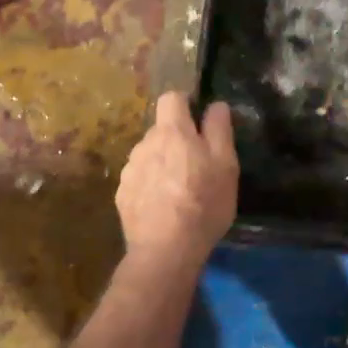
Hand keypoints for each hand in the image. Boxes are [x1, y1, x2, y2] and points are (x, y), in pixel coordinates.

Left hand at [116, 92, 237, 267]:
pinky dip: (151, 185)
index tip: (199, 121)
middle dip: (177, 140)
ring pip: (149, 155)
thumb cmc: (204, 203)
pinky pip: (139, 179)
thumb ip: (219, 130)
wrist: (166, 249)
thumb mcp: (225, 165)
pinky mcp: (122, 194)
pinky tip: (164, 206)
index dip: (186, 104)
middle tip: (197, 165)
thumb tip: (216, 105)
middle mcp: (145, 144)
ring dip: (163, 163)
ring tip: (180, 190)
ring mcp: (130, 170)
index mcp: (172, 132)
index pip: (171, 98)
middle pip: (161, 130)